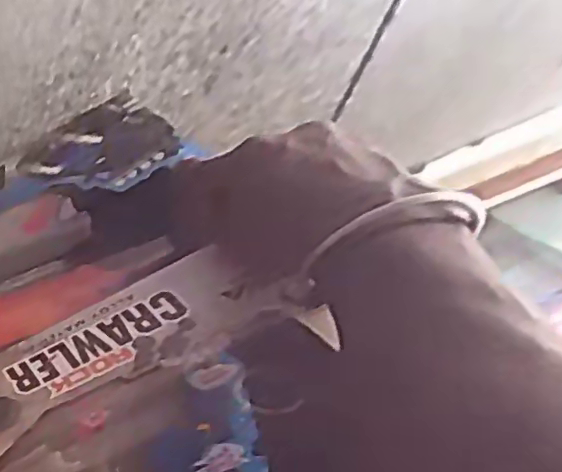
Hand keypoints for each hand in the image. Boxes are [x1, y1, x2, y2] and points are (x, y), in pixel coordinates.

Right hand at [172, 122, 427, 280]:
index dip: (187, 202)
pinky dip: (317, 191)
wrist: (375, 235)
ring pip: (290, 164)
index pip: (196, 175)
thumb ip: (206, 223)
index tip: (185, 225)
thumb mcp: (230, 244)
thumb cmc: (289, 243)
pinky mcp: (370, 149)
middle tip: (237, 229)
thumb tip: (191, 215)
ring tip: (284, 228)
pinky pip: (327, 171)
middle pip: (248, 166)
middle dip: (239, 193)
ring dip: (282, 189)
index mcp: (242, 158)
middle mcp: (285, 136)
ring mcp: (331, 139)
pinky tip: (320, 221)